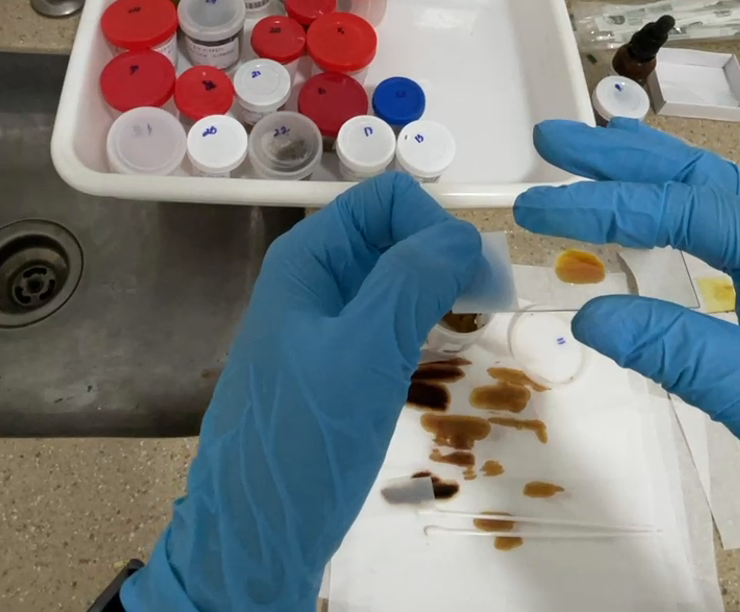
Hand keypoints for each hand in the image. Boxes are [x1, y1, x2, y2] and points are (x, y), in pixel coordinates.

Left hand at [124, 173, 483, 611]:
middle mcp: (316, 276)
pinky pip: (387, 314)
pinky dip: (421, 316)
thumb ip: (410, 282)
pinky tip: (441, 341)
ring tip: (473, 316)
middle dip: (440, 252)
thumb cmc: (305, 438)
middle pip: (391, 231)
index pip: (385, 200)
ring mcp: (324, 319)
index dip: (431, 222)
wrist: (254, 538)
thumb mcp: (364, 352)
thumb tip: (461, 233)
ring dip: (436, 284)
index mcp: (310, 256)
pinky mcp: (337, 358)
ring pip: (393, 274)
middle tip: (485, 297)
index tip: (469, 273)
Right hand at [514, 120, 739, 611]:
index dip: (617, 206)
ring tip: (587, 164)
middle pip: (707, 192)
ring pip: (710, 229)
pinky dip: (663, 254)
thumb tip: (588, 317)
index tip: (542, 210)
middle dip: (628, 162)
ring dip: (646, 193)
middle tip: (553, 141)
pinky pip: (712, 282)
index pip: (704, 215)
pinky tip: (636, 245)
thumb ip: (690, 356)